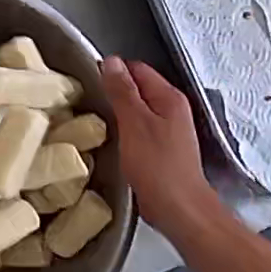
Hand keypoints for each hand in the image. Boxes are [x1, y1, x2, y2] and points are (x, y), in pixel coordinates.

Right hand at [100, 57, 221, 236]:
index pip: (137, 68)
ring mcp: (168, 130)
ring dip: (118, 113)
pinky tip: (113, 141)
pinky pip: (138, 129)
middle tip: (91, 102)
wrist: (179, 210)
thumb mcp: (134, 122)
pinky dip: (124, 131)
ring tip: (99, 121)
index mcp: (169, 97)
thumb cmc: (157, 165)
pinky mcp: (162, 149)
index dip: (113, 71)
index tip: (91, 82)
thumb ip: (122, 91)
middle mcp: (172, 109)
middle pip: (137, 88)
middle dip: (114, 92)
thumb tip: (111, 61)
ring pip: (136, 109)